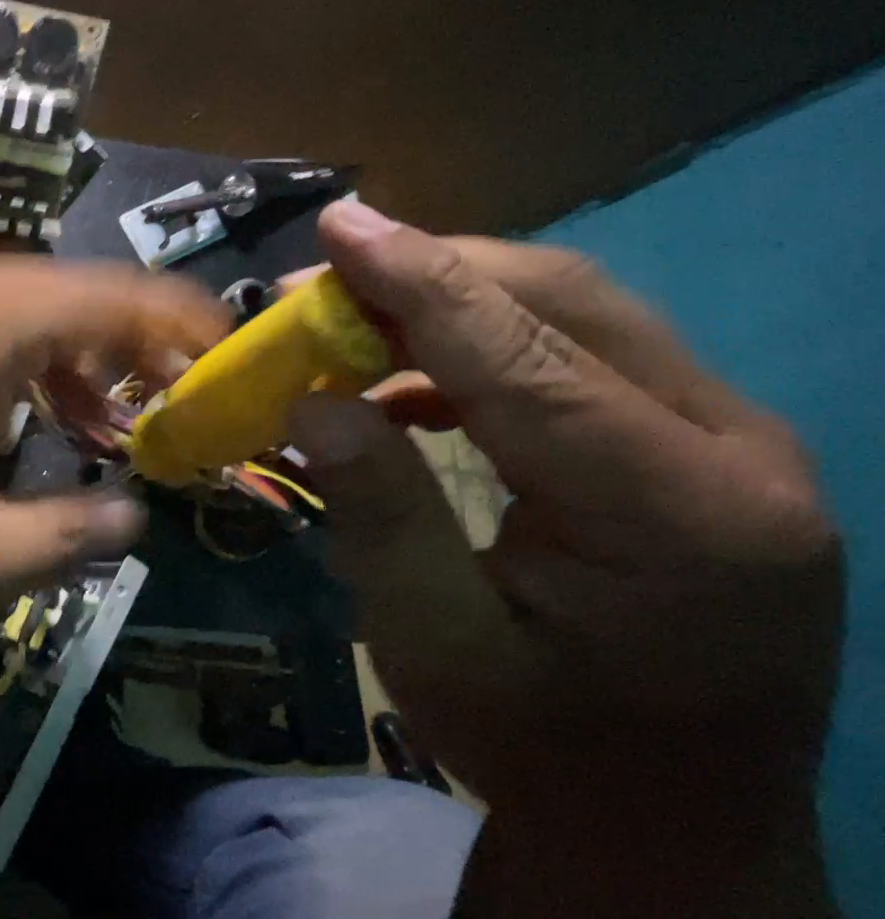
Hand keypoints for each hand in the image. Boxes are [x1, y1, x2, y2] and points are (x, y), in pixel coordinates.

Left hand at [0, 254, 228, 618]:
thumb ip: (65, 538)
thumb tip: (132, 518)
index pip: (127, 298)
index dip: (193, 333)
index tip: (235, 380)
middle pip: (84, 296)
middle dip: (142, 355)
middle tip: (178, 419)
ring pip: (31, 310)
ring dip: (80, 362)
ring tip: (107, 429)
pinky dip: (24, 363)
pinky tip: (20, 421)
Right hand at [288, 200, 841, 907]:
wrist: (669, 826)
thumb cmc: (541, 746)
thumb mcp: (435, 646)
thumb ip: (381, 514)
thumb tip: (313, 401)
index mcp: (678, 514)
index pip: (528, 357)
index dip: (422, 281)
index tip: (338, 224)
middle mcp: (737, 453)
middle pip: (571, 307)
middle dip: (433, 276)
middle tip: (316, 284)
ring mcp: (733, 445)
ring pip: (579, 320)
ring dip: (454, 306)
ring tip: (346, 327)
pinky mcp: (702, 451)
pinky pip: (581, 364)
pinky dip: (484, 354)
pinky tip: (407, 386)